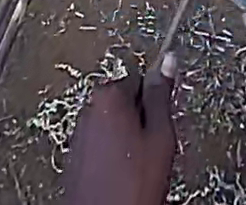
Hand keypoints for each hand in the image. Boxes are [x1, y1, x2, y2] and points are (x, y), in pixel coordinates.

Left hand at [63, 55, 178, 204]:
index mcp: (109, 95)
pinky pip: (102, 143)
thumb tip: (169, 59)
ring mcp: (80, 129)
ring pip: (115, 125)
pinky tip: (121, 176)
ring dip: (128, 140)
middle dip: (142, 122)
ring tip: (136, 168)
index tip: (161, 129)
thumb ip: (162, 96)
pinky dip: (113, 154)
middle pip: (127, 102)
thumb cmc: (131, 185)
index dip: (156, 105)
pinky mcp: (76, 152)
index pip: (142, 80)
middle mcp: (90, 105)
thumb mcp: (159, 137)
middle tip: (151, 152)